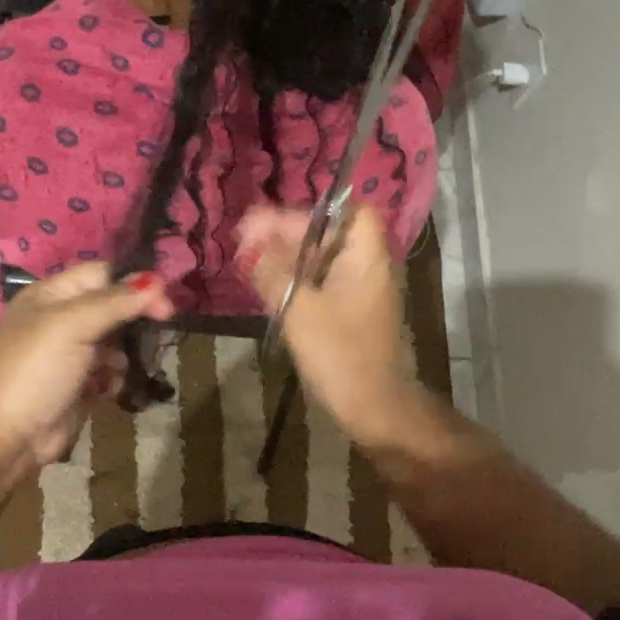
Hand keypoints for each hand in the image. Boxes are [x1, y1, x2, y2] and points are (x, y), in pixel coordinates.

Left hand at [0, 263, 173, 468]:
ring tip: (119, 369)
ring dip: (124, 354)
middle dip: (132, 319)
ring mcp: (67, 354)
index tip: (165, 305)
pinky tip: (108, 390)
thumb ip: (114, 302)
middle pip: (110, 307)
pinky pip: (107, 372)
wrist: (4, 437)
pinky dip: (113, 379)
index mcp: (49, 296)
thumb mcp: (71, 326)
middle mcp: (58, 320)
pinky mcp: (76, 385)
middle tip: (158, 332)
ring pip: (113, 342)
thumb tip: (157, 281)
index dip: (134, 284)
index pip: (101, 274)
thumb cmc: (33, 372)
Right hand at [236, 206, 425, 443]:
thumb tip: (250, 243)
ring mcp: (362, 294)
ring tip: (249, 261)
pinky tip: (268, 288)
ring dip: (288, 259)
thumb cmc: (340, 354)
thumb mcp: (299, 309)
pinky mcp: (353, 317)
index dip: (313, 211)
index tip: (273, 223)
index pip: (350, 211)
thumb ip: (273, 272)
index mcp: (367, 258)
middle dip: (288, 234)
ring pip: (323, 262)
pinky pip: (323, 286)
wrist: (373, 408)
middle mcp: (370, 269)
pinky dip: (297, 282)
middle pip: (330, 235)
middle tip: (246, 240)